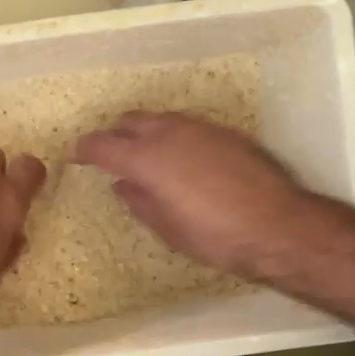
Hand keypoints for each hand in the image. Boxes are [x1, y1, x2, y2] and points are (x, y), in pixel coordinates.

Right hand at [75, 112, 311, 282]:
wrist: (277, 226)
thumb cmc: (214, 236)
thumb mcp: (167, 228)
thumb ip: (139, 201)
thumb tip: (123, 185)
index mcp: (147, 158)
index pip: (103, 144)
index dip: (85, 150)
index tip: (77, 157)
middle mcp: (170, 133)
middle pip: (130, 121)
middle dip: (115, 135)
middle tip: (110, 154)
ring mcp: (201, 128)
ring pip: (161, 119)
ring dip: (146, 132)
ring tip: (145, 155)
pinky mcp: (226, 133)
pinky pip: (188, 127)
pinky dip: (174, 137)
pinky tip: (182, 159)